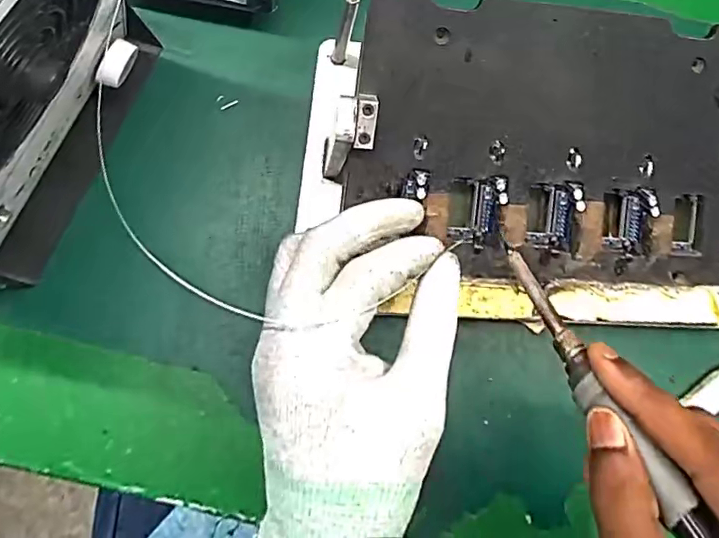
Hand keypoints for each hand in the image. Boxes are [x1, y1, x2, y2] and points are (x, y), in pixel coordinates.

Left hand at [252, 200, 459, 537]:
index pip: (359, 276)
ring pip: (297, 256)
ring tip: (388, 226)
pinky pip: (300, 281)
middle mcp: (279, 338)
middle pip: (313, 245)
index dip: (406, 256)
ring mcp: (274, 342)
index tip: (437, 250)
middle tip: (409, 213)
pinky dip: (335, 261)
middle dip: (366, 220)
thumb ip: (434, 324)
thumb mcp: (417, 400)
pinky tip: (366, 260)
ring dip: (344, 234)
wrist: (326, 531)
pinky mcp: (281, 349)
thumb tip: (444, 270)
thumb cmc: (369, 480)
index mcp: (307, 350)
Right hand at [584, 343, 718, 537]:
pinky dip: (693, 475)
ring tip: (626, 451)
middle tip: (597, 398)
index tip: (597, 356)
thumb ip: (626, 506)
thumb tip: (602, 425)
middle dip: (650, 419)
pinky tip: (666, 487)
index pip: (703, 441)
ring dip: (669, 450)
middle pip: (715, 442)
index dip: (642, 394)